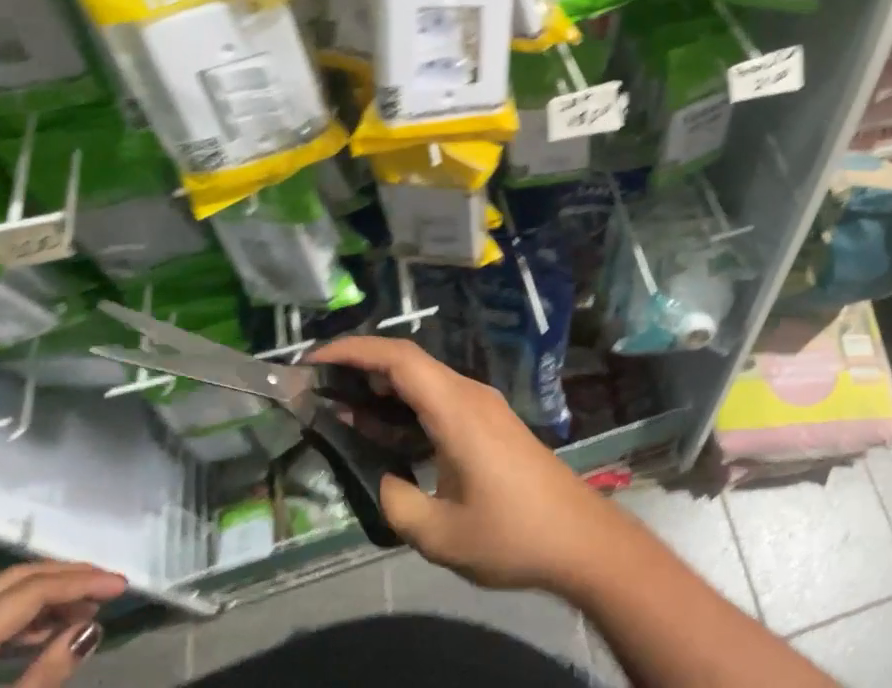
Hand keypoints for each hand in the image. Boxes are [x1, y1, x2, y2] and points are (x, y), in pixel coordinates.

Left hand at [0, 562, 124, 687]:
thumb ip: (45, 676)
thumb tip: (90, 629)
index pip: (25, 594)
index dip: (80, 583)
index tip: (122, 588)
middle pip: (8, 583)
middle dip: (64, 578)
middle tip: (108, 588)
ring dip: (42, 596)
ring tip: (83, 614)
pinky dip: (16, 618)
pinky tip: (42, 635)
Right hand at [311, 336, 635, 593]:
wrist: (580, 540)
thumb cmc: (512, 535)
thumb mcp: (438, 533)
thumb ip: (395, 500)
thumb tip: (377, 477)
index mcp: (457, 410)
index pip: (400, 359)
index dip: (353, 351)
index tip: (311, 362)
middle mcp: (472, 397)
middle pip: (410, 365)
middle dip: (359, 371)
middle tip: (313, 395)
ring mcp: (485, 409)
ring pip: (425, 384)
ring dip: (382, 393)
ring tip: (335, 414)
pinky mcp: (492, 426)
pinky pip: (440, 403)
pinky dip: (406, 411)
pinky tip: (381, 437)